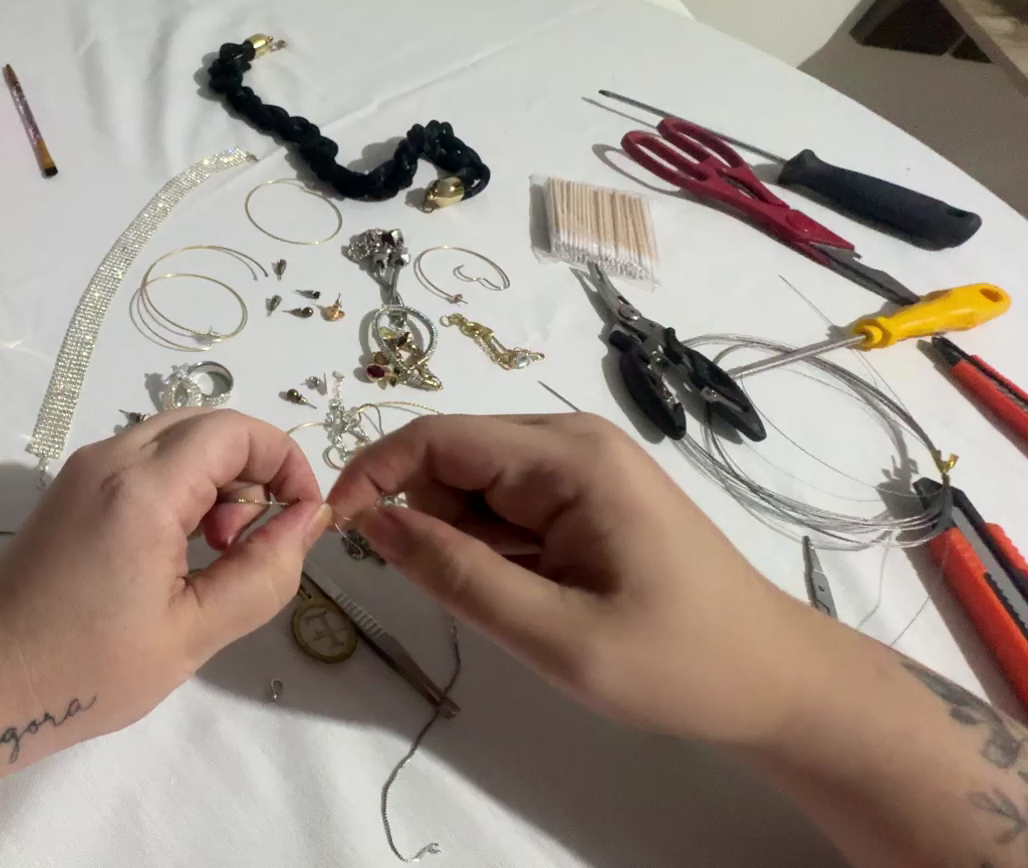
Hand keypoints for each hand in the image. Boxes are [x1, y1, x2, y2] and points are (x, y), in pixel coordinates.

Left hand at [0, 409, 327, 740]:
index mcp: (142, 487)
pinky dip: (179, 486)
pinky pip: (144, 459)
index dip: (284, 461)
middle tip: (246, 544)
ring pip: (175, 439)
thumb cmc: (87, 666)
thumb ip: (264, 571)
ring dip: (213, 480)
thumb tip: (307, 519)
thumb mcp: (193, 631)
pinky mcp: (73, 484)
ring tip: (210, 553)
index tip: (301, 517)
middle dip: (250, 471)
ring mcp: (86, 466)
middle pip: (206, 425)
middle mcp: (110, 456)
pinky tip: (174, 548)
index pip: (234, 429)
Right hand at [329, 413, 827, 745]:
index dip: (375, 474)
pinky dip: (483, 538)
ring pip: (464, 479)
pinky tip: (527, 580)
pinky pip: (493, 496)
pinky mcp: (574, 484)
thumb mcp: (556, 636)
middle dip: (425, 516)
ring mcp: (573, 459)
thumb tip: (370, 523)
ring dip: (457, 533)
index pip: (436, 439)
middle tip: (454, 586)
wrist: (784, 686)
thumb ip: (456, 576)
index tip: (340, 527)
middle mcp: (565, 438)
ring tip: (512, 593)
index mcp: (568, 458)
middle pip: (447, 456)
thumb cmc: (680, 664)